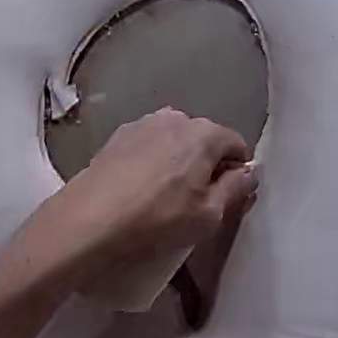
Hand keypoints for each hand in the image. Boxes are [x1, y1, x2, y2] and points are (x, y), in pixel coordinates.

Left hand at [24, 108, 256, 272]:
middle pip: (206, 139)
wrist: (88, 219)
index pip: (237, 145)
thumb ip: (237, 189)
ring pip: (177, 140)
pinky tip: (140, 186)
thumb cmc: (157, 218)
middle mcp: (178, 117)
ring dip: (179, 160)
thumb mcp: (209, 215)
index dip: (237, 171)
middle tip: (196, 199)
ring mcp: (145, 122)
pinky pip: (150, 144)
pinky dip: (153, 160)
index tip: (226, 196)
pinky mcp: (118, 135)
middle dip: (208, 164)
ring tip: (165, 193)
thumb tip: (250, 173)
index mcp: (205, 134)